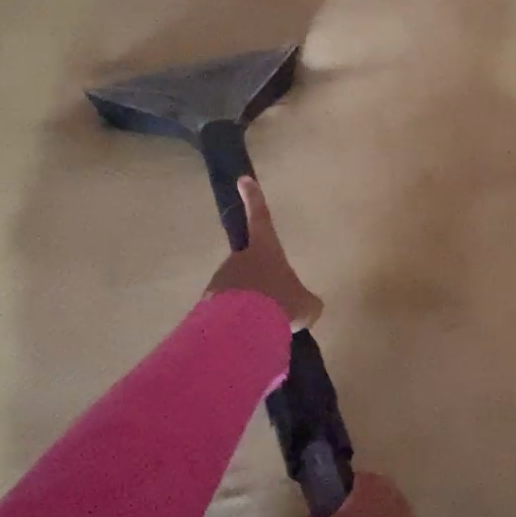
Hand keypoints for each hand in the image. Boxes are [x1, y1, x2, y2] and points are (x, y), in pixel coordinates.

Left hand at [204, 177, 322, 330]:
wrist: (246, 328)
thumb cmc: (282, 305)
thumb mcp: (307, 304)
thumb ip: (306, 300)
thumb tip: (306, 305)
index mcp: (265, 250)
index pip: (261, 218)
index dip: (254, 199)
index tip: (243, 179)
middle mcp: (239, 260)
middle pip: (250, 267)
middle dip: (260, 286)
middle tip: (273, 308)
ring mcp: (220, 281)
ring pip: (237, 292)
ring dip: (248, 306)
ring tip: (261, 328)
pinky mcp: (208, 304)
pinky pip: (225, 311)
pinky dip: (235, 322)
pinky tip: (247, 337)